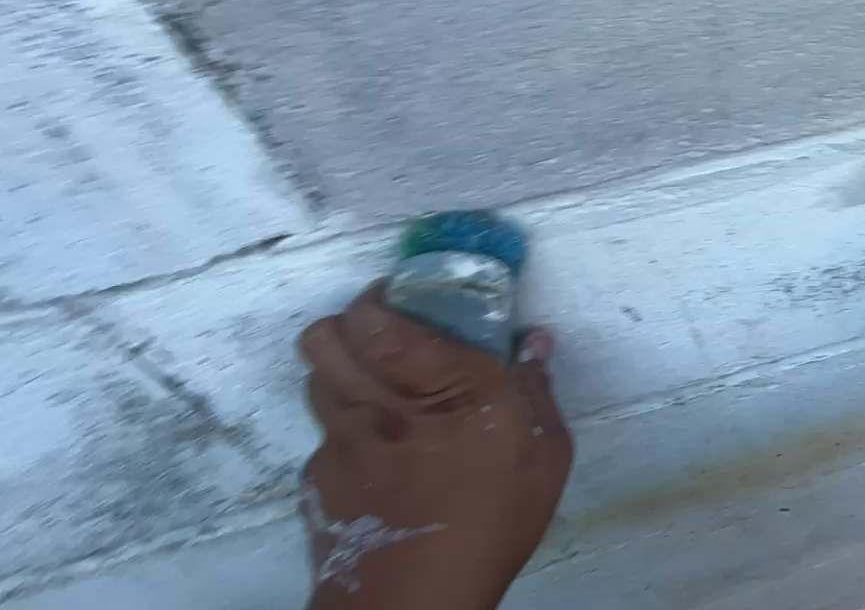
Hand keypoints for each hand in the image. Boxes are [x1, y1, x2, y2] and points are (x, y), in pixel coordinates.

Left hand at [300, 282, 572, 609]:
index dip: (381, 297)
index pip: (384, 327)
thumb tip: (535, 340)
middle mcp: (383, 409)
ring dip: (344, 363)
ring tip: (384, 377)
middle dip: (349, 318)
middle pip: (326, 340)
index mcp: (448, 393)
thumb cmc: (495, 520)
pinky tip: (383, 448)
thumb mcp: (546, 453)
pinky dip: (349, 421)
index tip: (402, 287)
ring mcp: (341, 446)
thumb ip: (535, 389)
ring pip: (318, 377)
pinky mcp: (318, 482)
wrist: (415, 607)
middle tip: (388, 324)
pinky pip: (326, 430)